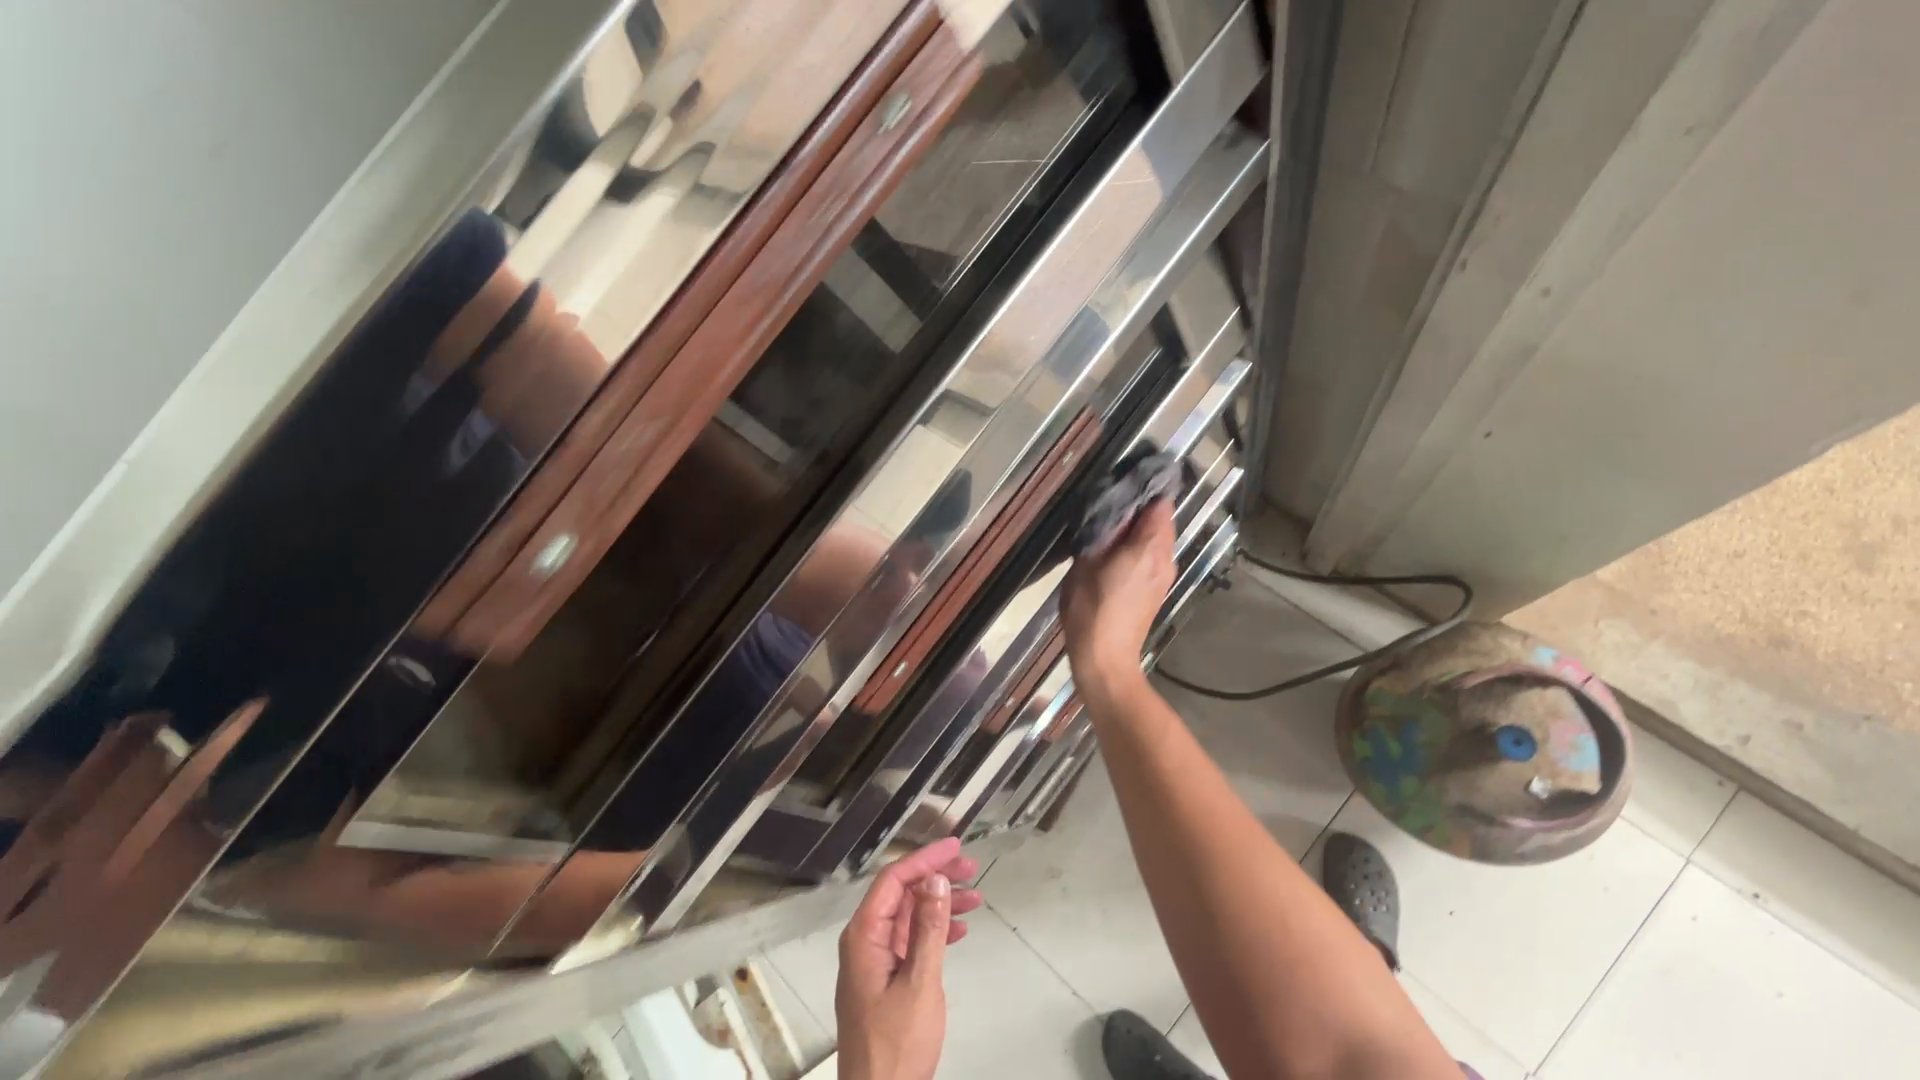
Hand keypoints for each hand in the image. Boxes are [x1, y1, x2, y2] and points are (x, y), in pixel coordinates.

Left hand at [836, 838, 982, 1079]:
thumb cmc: (897, 1041)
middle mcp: (865, 941)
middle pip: (900, 894)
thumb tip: (934, 879)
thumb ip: (927, 928)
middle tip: (971, 868)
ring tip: (975, 898)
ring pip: (908, 916)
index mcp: (864, 936)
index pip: (893, 880)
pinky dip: (934, 931)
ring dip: (939, 904)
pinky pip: (910, 940)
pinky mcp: (885, 979)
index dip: (924, 859)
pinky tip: (959, 930)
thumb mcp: (919, 983)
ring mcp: (874, 960)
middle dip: (935, 877)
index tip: (955, 847)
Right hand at [1060, 498, 1175, 702]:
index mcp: (1150, 545)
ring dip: (1138, 528)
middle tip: (1111, 500)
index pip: (1159, 502)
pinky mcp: (1157, 589)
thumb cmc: (1092, 608)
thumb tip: (1112, 509)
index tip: (1123, 480)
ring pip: (1157, 538)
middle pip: (1161, 519)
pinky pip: (1152, 555)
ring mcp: (1164, 575)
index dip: (1143, 487)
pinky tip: (1115, 550)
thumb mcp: (1086, 562)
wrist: (1105, 658)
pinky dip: (1138, 546)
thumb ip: (1102, 532)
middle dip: (1140, 507)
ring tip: (1110, 524)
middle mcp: (1165, 557)